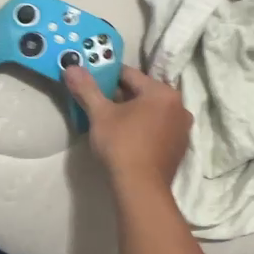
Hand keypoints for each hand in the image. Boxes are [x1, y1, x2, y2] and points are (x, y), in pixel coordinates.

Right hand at [63, 63, 191, 193]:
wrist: (140, 186)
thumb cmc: (121, 144)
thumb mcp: (100, 114)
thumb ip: (86, 89)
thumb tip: (70, 67)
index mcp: (162, 92)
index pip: (130, 74)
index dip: (107, 76)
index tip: (91, 82)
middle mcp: (179, 105)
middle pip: (143, 93)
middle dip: (120, 95)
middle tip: (99, 104)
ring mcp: (182, 128)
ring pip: (152, 111)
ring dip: (134, 112)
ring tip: (112, 123)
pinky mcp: (180, 146)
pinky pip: (159, 128)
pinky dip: (144, 128)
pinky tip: (128, 139)